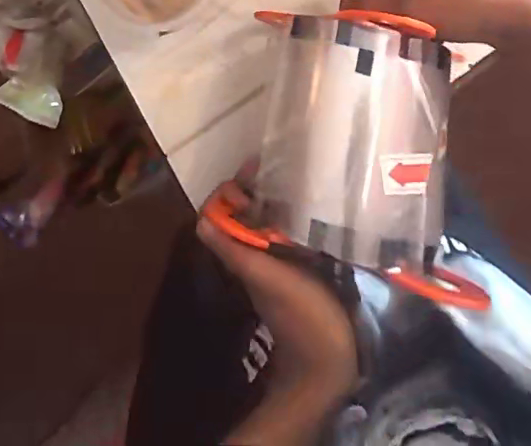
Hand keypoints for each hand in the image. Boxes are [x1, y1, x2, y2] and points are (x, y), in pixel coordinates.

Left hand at [199, 179, 356, 444]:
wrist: (329, 360)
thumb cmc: (301, 312)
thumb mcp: (266, 276)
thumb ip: (235, 250)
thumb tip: (201, 220)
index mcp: (241, 255)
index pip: (219, 214)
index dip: (228, 191)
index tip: (251, 171)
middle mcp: (252, 256)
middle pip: (239, 216)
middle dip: (248, 190)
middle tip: (271, 170)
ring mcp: (273, 263)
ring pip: (259, 223)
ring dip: (267, 200)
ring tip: (288, 179)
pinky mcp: (295, 269)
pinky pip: (280, 234)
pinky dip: (285, 216)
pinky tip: (306, 207)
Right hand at [340, 0, 530, 45]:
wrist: (508, 12)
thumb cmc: (454, 8)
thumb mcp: (407, 12)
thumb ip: (372, 9)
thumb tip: (348, 8)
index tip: (352, 19)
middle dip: (372, 4)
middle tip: (376, 29)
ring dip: (393, 11)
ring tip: (400, 33)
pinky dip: (412, 11)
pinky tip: (423, 31)